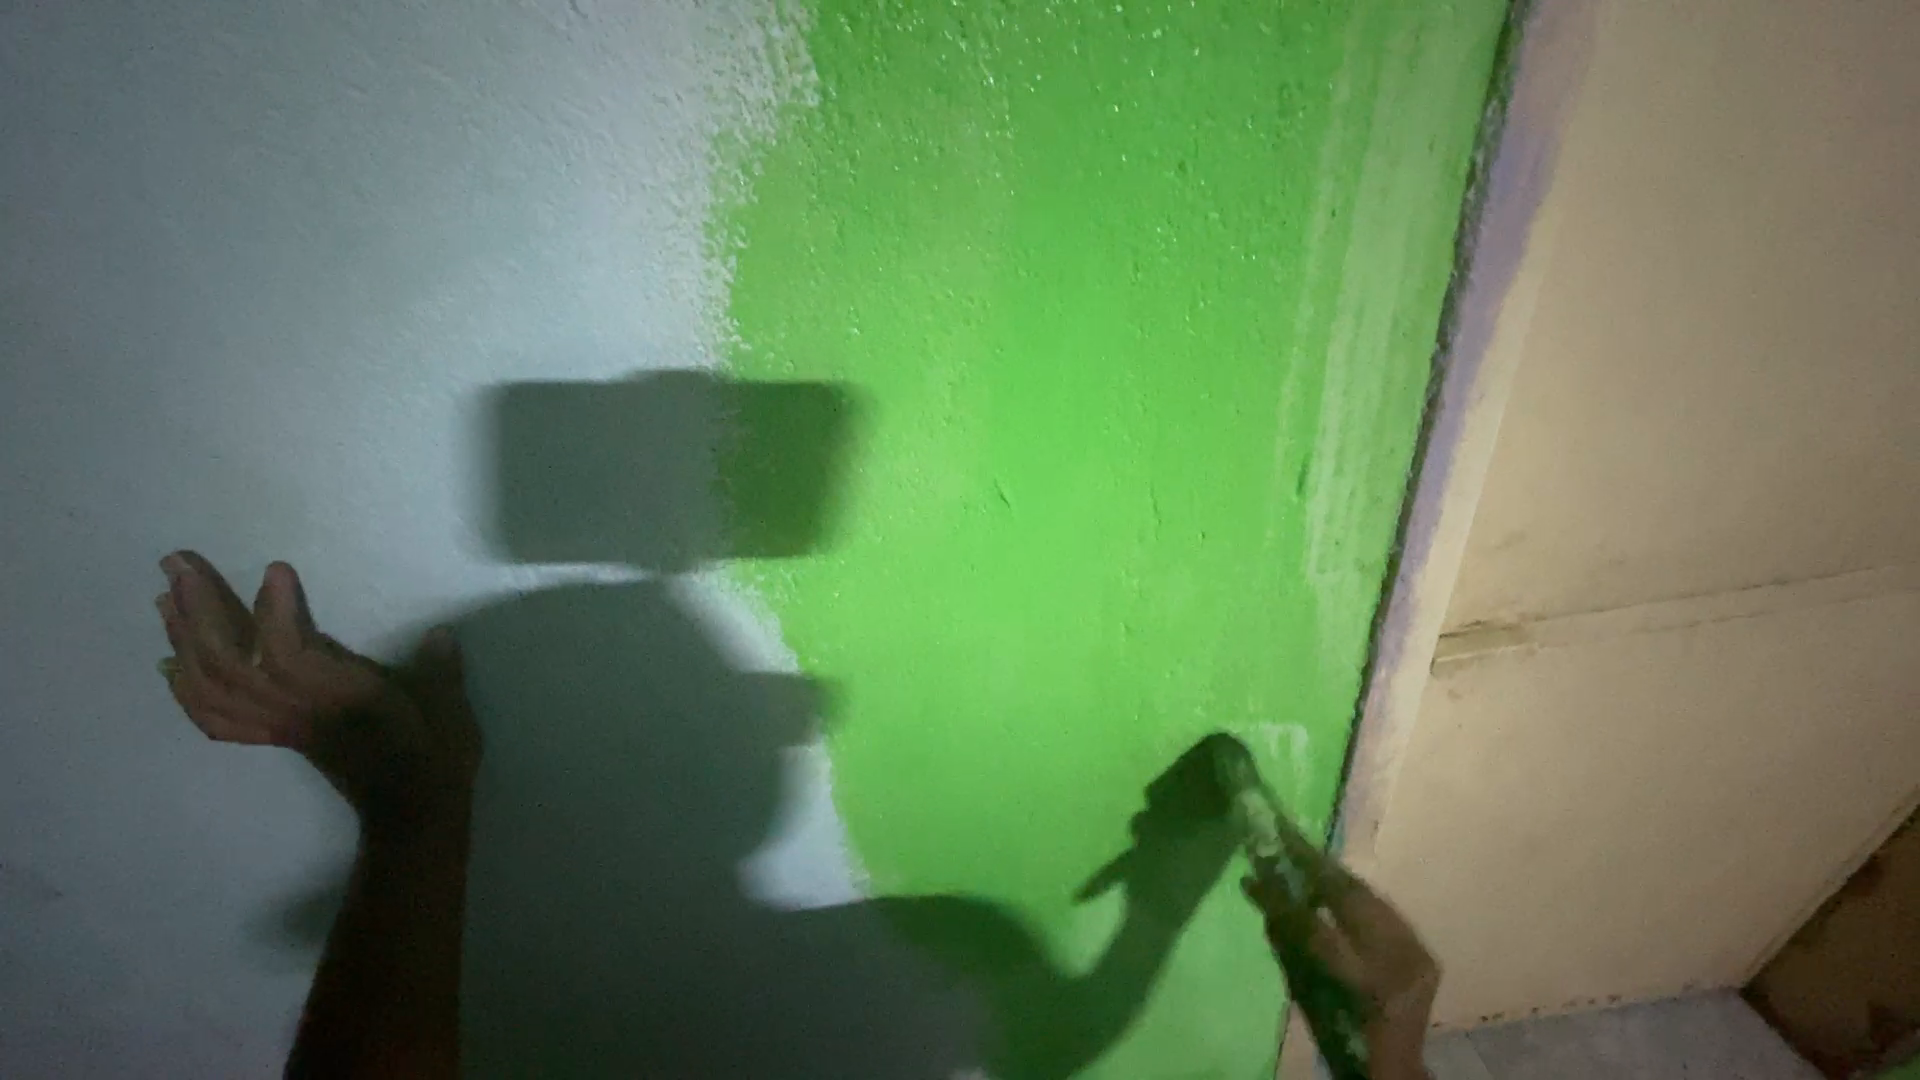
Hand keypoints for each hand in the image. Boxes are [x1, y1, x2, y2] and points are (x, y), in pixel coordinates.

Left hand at [156, 551, 480, 831]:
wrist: (414, 808)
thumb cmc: (435, 755)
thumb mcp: (450, 711)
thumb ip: (440, 672)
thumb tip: (439, 633)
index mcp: (343, 700)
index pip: (289, 654)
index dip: (275, 611)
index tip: (276, 569)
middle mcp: (299, 712)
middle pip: (232, 663)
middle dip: (202, 611)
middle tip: (179, 564)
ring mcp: (281, 726)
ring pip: (213, 685)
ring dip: (184, 640)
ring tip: (166, 597)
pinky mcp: (278, 736)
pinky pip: (216, 717)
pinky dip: (185, 691)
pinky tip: (172, 666)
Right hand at [1245, 858, 1437, 1074]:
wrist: (1393, 1067)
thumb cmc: (1338, 1032)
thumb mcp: (1302, 991)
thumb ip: (1284, 940)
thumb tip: (1258, 888)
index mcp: (1362, 983)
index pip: (1313, 926)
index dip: (1279, 896)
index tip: (1251, 872)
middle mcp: (1397, 963)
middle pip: (1350, 898)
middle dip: (1312, 863)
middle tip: (1281, 836)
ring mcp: (1416, 953)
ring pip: (1368, 895)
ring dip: (1332, 873)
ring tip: (1301, 851)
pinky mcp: (1423, 949)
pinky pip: (1381, 907)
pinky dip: (1353, 891)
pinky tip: (1331, 880)